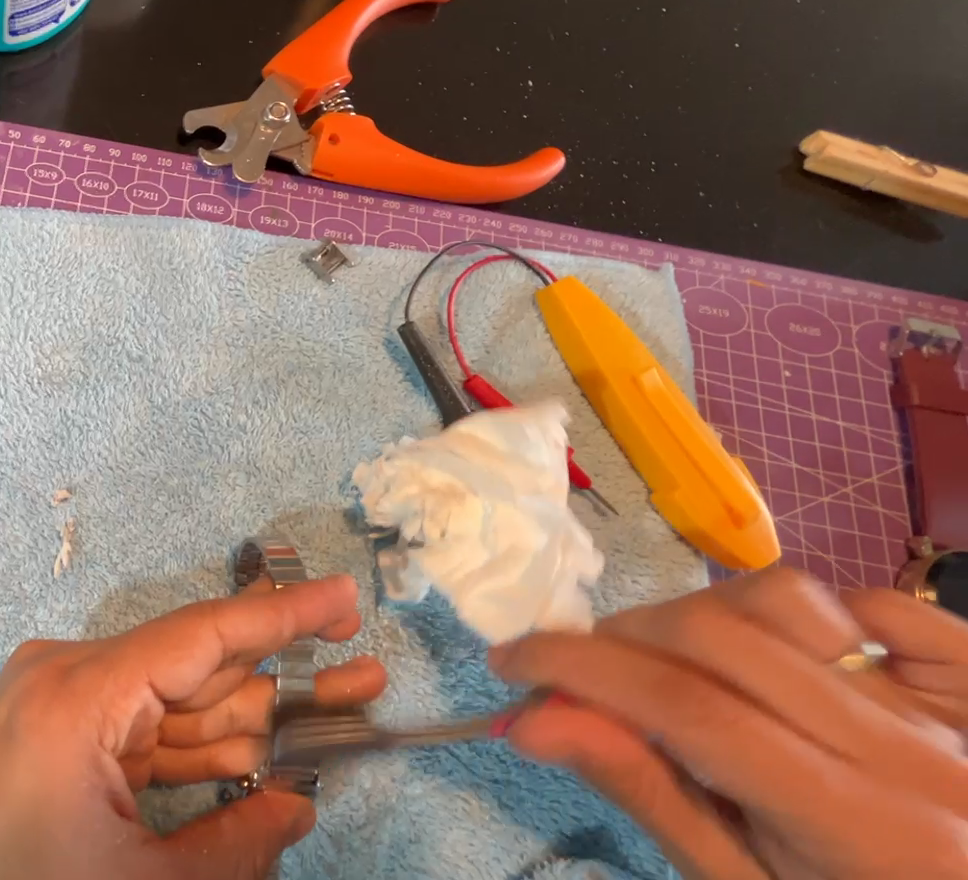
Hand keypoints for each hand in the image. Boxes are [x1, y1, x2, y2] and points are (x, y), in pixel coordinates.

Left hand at [0, 576, 384, 879]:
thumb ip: (233, 843)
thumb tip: (299, 803)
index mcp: (81, 694)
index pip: (200, 637)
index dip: (279, 615)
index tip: (342, 596)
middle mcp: (68, 673)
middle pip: (196, 667)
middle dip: (282, 674)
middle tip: (363, 671)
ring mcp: (59, 697)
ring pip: (174, 698)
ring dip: (249, 711)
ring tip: (334, 707)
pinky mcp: (56, 725)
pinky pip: (144, 727)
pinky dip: (200, 742)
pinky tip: (261, 747)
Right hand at [490, 569, 967, 878]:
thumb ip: (645, 793)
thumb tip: (529, 721)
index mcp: (862, 826)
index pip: (686, 707)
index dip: (576, 667)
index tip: (507, 661)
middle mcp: (909, 754)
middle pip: (716, 639)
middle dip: (615, 639)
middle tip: (577, 671)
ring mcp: (943, 711)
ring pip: (780, 602)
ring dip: (689, 616)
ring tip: (666, 658)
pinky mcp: (966, 683)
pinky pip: (882, 604)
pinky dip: (805, 610)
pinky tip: (769, 647)